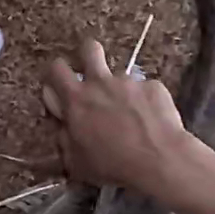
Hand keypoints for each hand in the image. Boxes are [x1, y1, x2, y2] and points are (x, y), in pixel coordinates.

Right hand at [41, 40, 194, 193]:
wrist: (158, 160)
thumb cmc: (111, 165)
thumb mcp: (76, 162)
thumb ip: (65, 139)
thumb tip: (64, 127)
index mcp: (76, 99)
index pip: (56, 69)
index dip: (55, 73)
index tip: (60, 84)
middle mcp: (100, 83)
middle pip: (89, 48)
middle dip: (86, 55)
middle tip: (91, 74)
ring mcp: (129, 82)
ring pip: (120, 77)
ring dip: (121, 91)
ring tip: (132, 117)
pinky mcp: (153, 86)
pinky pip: (145, 91)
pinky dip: (145, 103)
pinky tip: (152, 122)